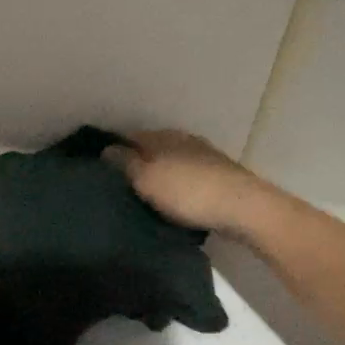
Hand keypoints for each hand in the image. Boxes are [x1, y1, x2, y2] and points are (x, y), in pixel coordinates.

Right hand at [101, 130, 276, 236]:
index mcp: (162, 137)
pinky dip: (177, 183)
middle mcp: (183, 140)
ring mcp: (204, 155)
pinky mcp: (219, 174)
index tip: (101, 170)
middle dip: (137, 162)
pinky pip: (188, 175)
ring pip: (171, 161)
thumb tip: (106, 149)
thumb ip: (124, 163)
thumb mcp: (146, 179)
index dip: (114, 151)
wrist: (243, 207)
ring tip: (145, 195)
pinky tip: (173, 198)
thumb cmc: (187, 192)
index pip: (129, 137)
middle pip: (152, 148)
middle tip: (121, 186)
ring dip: (159, 174)